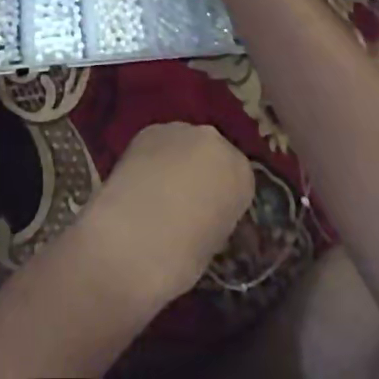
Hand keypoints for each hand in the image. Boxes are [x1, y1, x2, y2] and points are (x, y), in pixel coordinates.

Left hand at [75, 123, 255, 303]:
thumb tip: (203, 211)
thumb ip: (216, 212)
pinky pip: (157, 143)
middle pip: (210, 153)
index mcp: (240, 171)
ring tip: (158, 188)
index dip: (222, 195)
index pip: (237, 177)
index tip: (211, 211)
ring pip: (182, 144)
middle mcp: (214, 140)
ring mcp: (178, 130)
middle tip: (184, 198)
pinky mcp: (146, 130)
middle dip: (199, 171)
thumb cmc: (186, 249)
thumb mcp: (217, 237)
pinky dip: (152, 157)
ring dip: (175, 160)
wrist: (137, 233)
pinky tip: (141, 178)